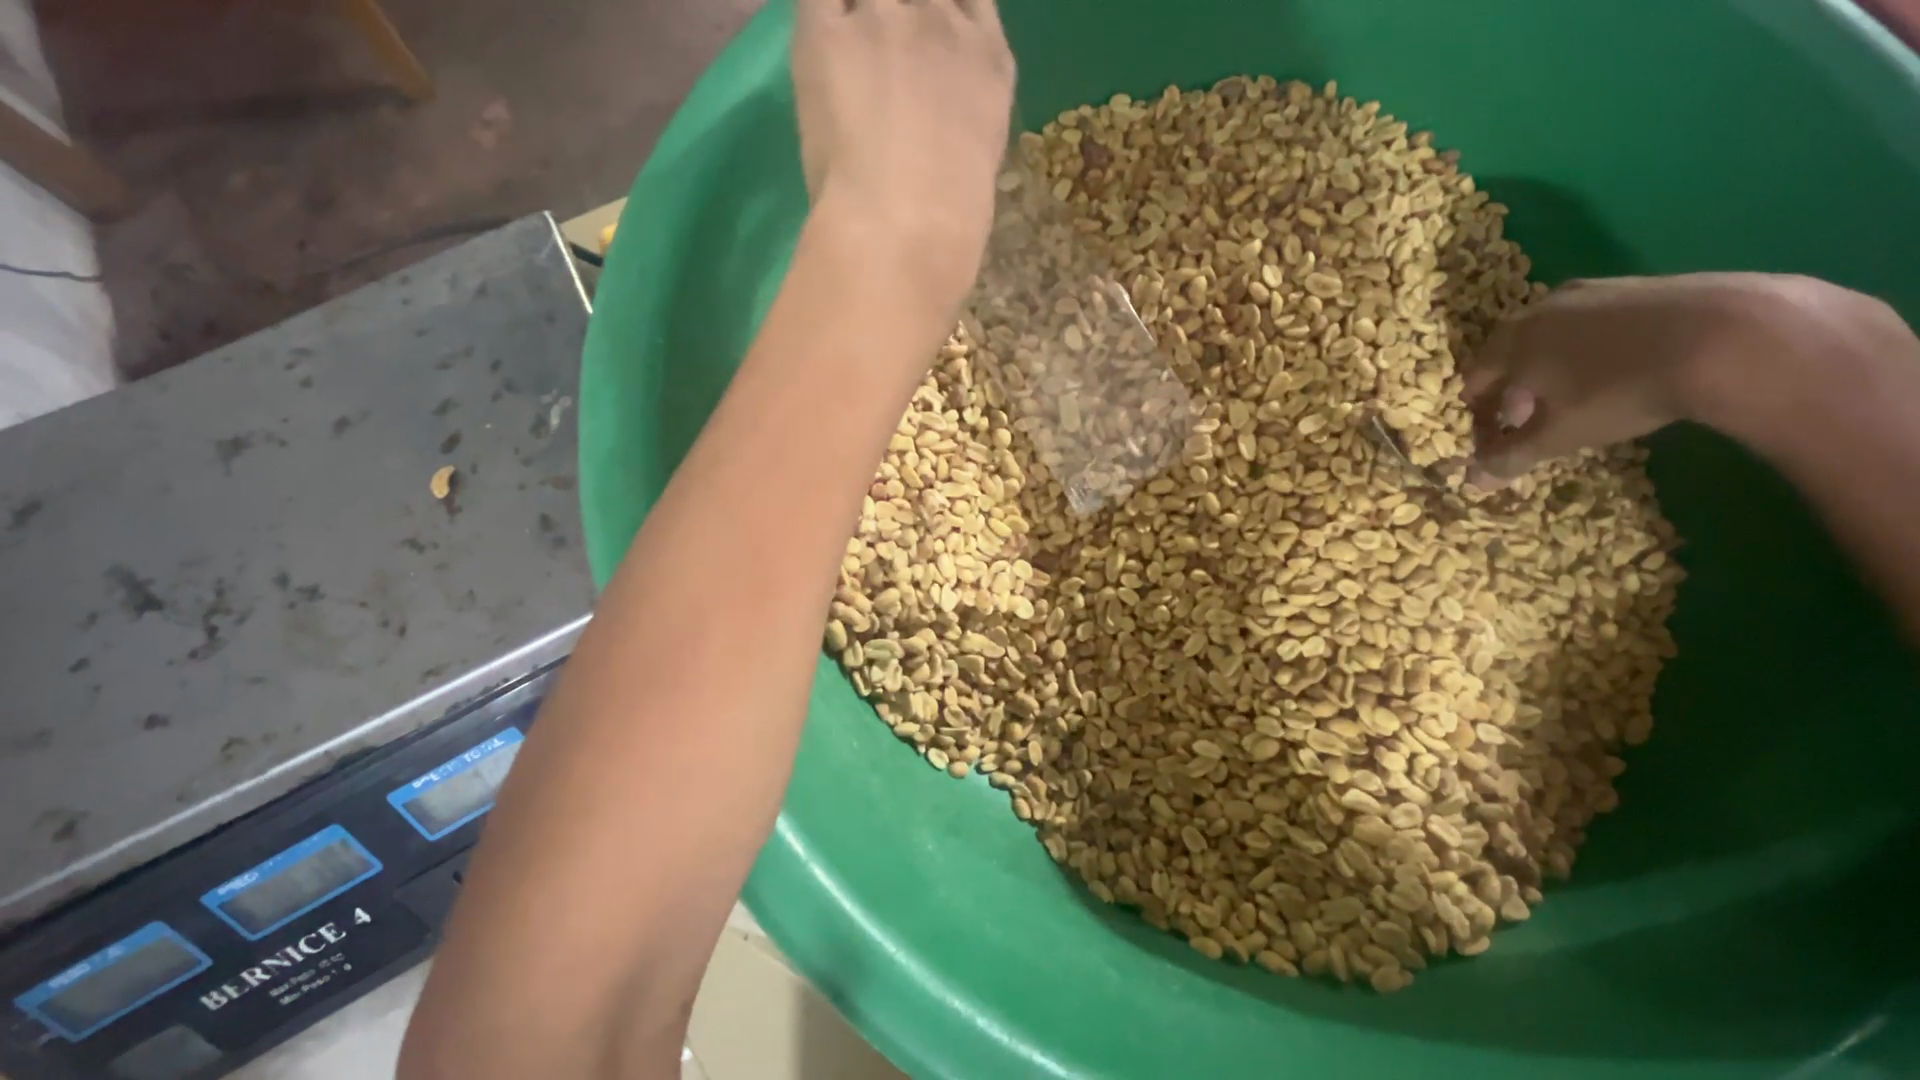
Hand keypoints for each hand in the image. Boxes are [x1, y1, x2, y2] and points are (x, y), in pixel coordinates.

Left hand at [792, 0, 1015, 304]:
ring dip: (854, 17)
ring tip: (845, 60)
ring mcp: (885, 19)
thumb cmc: (951, 224)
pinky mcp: (827, 34)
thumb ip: (962, 114)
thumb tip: (936, 117)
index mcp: (988, 60)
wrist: (906, 228)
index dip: (942, 9)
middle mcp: (942, 21)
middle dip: (894, 13)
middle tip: (874, 50)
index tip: (921, 29)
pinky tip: (818, 51)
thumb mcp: (980, 158)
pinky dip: (816, 18)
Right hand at [1459, 273, 1886, 484]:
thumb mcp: (1561, 434)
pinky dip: (1588, 347)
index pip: (1473, 381)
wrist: (1727, 336)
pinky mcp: (1635, 285)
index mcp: (1511, 344)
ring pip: (1550, 334)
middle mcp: (1540, 310)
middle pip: (1509, 353)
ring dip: (1549, 366)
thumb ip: (1511, 456)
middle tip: (1528, 419)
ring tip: (1574, 395)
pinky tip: (1617, 368)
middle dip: (1511, 388)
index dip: (1478, 414)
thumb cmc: (1621, 391)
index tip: (1492, 439)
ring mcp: (1589, 292)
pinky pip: (1592, 322)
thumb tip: (1472, 481)